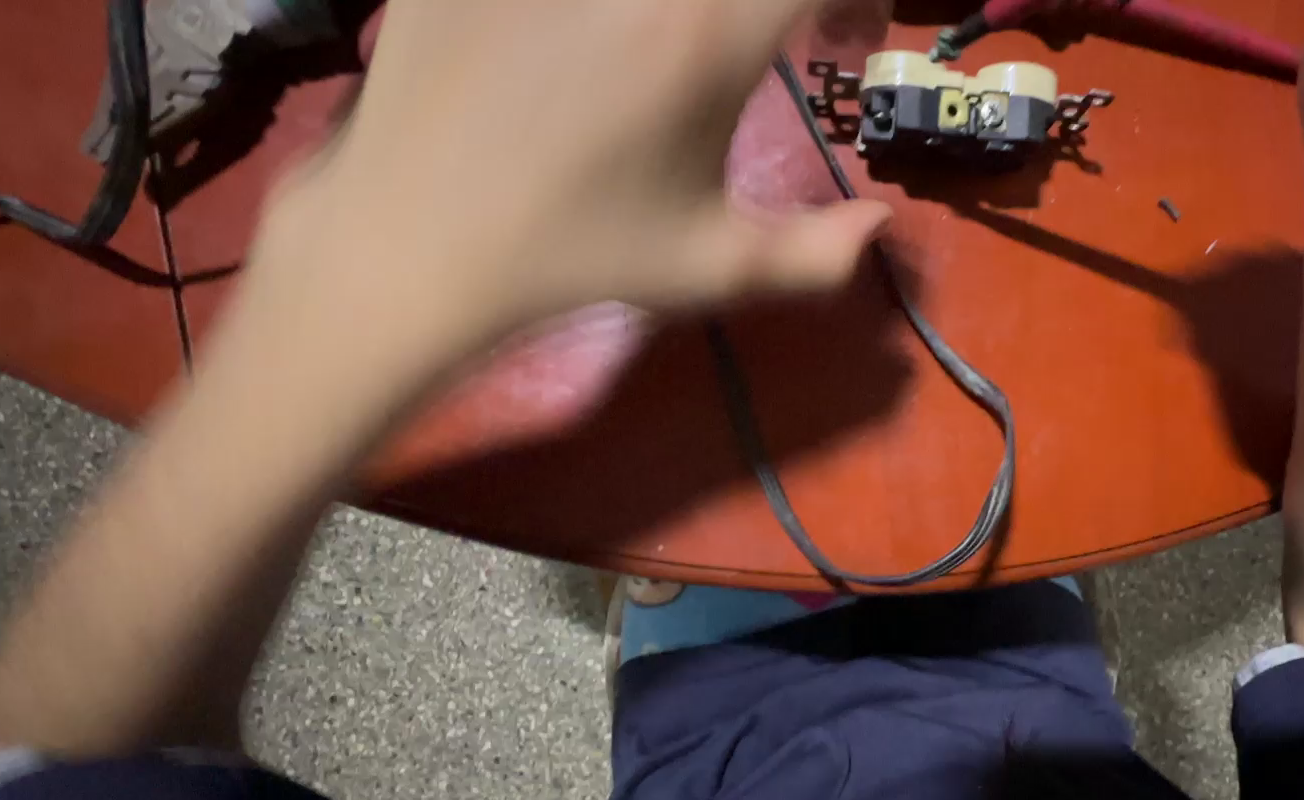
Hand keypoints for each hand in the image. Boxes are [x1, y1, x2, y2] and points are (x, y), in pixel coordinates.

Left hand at [250, 0, 891, 374]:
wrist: (423, 239)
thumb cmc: (581, 256)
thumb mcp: (713, 268)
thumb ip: (818, 256)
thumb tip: (881, 224)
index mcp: (704, 33)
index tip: (847, 41)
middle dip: (787, 1)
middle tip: (780, 38)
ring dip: (708, 11)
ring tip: (691, 46)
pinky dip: (623, 16)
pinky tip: (604, 45)